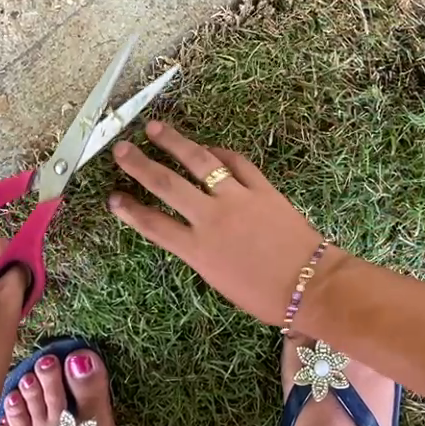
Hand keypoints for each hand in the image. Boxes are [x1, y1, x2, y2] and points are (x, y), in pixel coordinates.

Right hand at [107, 120, 336, 324]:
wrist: (312, 286)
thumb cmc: (265, 297)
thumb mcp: (220, 281)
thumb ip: (200, 251)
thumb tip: (190, 228)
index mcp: (198, 250)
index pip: (152, 224)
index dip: (129, 209)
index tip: (112, 196)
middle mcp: (211, 219)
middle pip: (167, 185)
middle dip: (140, 164)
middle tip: (121, 149)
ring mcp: (237, 199)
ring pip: (200, 162)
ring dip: (175, 143)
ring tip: (155, 128)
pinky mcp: (262, 188)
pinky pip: (236, 163)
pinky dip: (220, 153)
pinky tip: (208, 147)